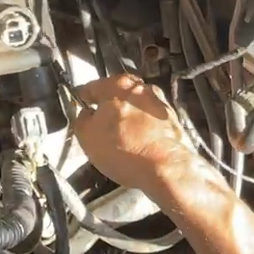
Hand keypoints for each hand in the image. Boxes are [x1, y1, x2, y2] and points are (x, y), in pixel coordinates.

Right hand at [72, 74, 216, 201]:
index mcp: (117, 84)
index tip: (80, 106)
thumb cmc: (124, 149)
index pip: (92, 87)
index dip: (83, 99)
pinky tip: (137, 144)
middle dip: (108, 108)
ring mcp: (159, 103)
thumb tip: (85, 115)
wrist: (163, 168)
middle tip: (99, 126)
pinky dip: (142, 129)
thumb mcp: (86, 136)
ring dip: (127, 118)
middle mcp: (141, 88)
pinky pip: (149, 121)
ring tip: (119, 139)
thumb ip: (81, 119)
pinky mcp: (172, 121)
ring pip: (135, 107)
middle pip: (117, 95)